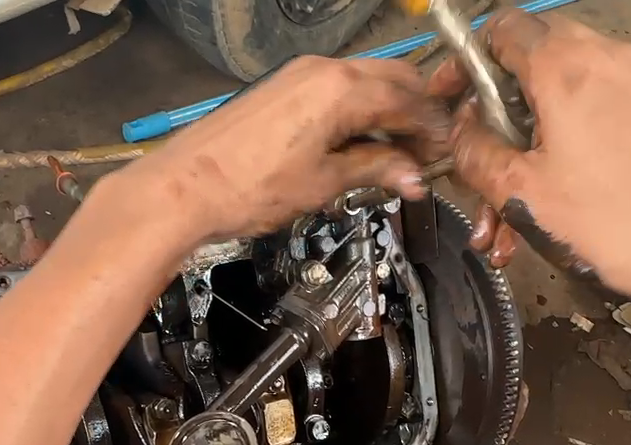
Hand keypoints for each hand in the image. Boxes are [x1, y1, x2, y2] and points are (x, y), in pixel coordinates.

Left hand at [123, 56, 450, 244]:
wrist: (187, 187)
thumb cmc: (249, 188)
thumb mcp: (322, 183)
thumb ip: (373, 170)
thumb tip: (412, 176)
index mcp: (340, 89)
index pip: (405, 100)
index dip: (429, 129)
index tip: (444, 153)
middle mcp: (323, 70)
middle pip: (389, 81)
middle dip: (414, 114)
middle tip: (425, 152)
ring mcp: (298, 76)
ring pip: (362, 83)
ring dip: (386, 113)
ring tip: (395, 153)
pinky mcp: (281, 90)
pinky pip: (334, 91)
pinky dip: (356, 112)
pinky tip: (358, 142)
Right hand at [430, 12, 630, 314]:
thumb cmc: (615, 221)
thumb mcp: (522, 192)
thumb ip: (478, 154)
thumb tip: (460, 131)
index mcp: (566, 67)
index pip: (502, 31)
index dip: (465, 65)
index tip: (446, 102)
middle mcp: (604, 61)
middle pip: (526, 72)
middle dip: (492, 125)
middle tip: (473, 170)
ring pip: (554, 110)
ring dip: (520, 161)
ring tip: (501, 226)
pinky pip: (586, 127)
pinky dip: (556, 162)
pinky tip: (540, 217)